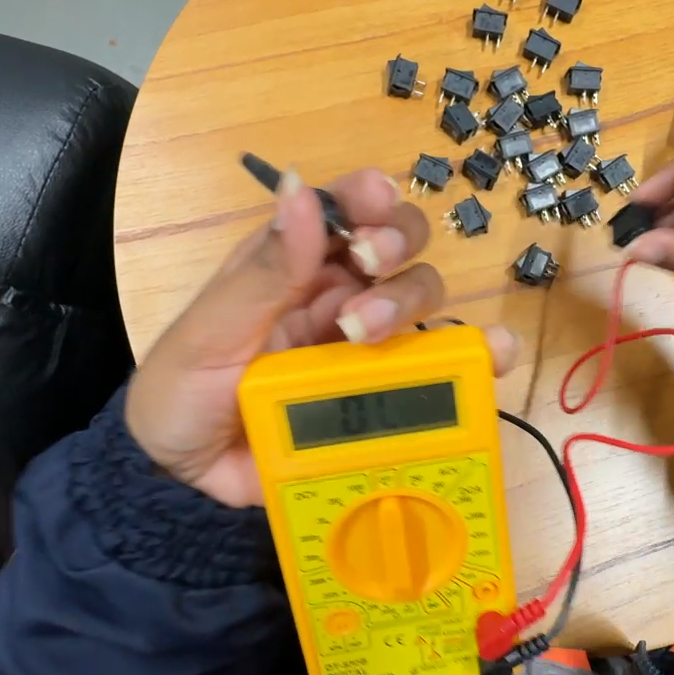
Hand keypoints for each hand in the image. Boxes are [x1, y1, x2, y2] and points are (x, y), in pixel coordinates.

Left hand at [125, 166, 519, 506]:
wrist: (190, 488)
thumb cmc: (183, 397)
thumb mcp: (208, 331)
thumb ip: (260, 270)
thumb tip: (300, 186)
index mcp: (291, 266)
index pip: (344, 209)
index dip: (367, 195)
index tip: (372, 202)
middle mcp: (338, 295)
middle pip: (398, 244)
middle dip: (393, 243)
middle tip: (367, 265)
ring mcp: (369, 345)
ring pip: (422, 295)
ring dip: (410, 300)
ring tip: (366, 334)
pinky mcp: (392, 394)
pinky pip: (446, 365)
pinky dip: (479, 352)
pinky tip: (490, 353)